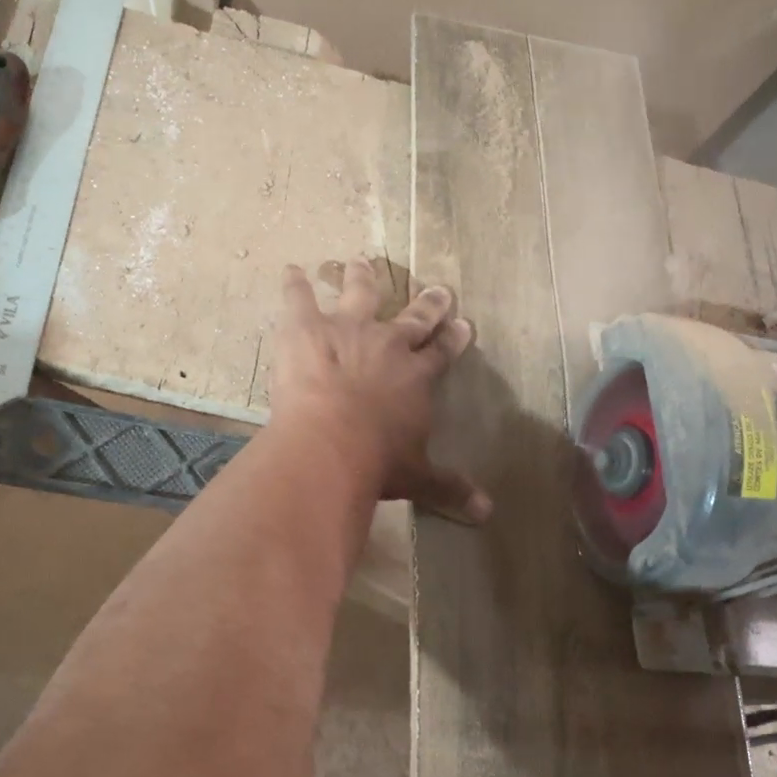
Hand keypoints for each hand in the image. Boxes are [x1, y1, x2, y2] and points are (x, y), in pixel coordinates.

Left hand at [270, 258, 490, 524]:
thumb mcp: (418, 477)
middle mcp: (389, 344)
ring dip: (361, 278)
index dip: (453, 337)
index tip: (463, 322)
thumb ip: (450, 488)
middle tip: (439, 289)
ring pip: (359, 293)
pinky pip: (299, 297)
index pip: (442, 352)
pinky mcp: (306, 328)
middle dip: (429, 304)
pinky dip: (294, 283)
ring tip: (359, 262)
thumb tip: (487, 513)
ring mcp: (347, 329)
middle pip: (414, 317)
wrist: (329, 443)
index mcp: (417, 376)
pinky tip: (290, 269)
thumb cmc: (377, 462)